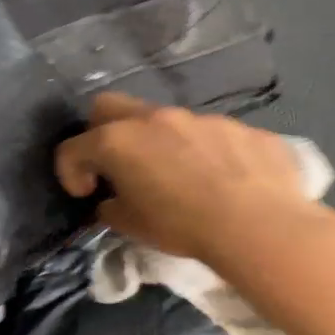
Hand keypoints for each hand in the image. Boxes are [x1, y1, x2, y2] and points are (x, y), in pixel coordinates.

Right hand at [53, 92, 323, 262]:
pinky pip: (216, 136)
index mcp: (115, 141)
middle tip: (116, 162)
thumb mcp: (127, 222)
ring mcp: (205, 120)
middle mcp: (156, 120)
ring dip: (162, 143)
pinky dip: (208, 153)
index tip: (85, 194)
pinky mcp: (248, 131)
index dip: (70, 172)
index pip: (72, 148)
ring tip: (181, 176)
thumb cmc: (181, 225)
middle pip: (110, 107)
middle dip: (102, 131)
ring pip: (168, 122)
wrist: (264, 228)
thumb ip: (112, 202)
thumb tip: (116, 199)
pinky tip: (223, 180)